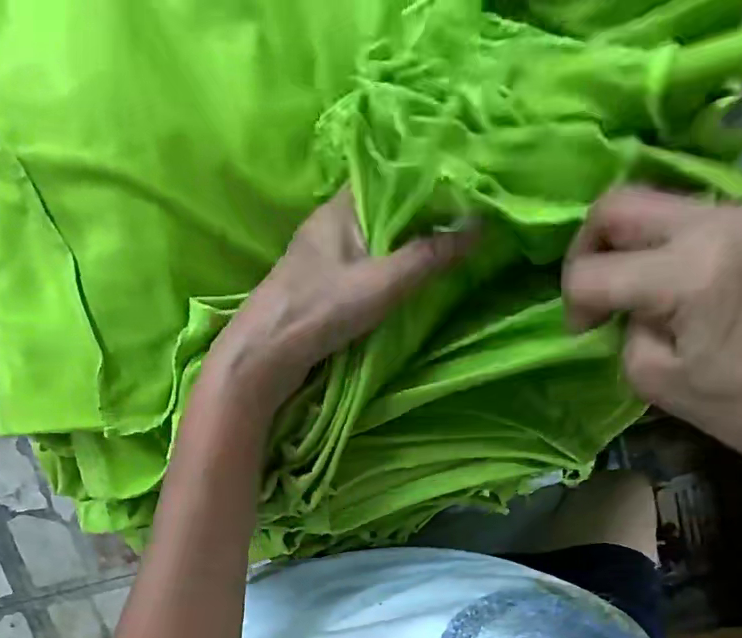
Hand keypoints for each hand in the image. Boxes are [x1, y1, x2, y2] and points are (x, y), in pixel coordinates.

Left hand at [207, 189, 477, 414]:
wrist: (262, 358)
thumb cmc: (318, 310)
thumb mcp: (382, 282)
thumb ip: (428, 255)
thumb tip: (479, 223)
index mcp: (339, 208)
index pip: (389, 175)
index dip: (428, 178)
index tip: (468, 184)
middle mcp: (328, 227)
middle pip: (384, 211)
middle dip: (422, 217)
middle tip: (469, 219)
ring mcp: (321, 260)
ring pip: (373, 243)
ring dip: (405, 247)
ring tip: (449, 247)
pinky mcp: (318, 290)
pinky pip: (362, 269)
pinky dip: (387, 272)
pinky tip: (409, 280)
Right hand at [561, 187, 741, 482]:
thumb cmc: (736, 406)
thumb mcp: (650, 377)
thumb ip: (621, 326)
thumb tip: (619, 302)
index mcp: (691, 272)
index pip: (593, 270)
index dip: (574, 303)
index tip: (586, 333)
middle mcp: (723, 224)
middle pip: (619, 205)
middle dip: (589, 248)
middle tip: (592, 292)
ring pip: (657, 204)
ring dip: (630, 245)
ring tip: (634, 290)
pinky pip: (696, 217)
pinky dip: (668, 245)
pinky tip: (676, 284)